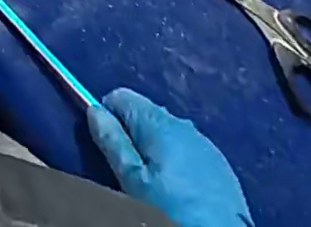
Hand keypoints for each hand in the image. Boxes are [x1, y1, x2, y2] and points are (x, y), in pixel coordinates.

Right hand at [88, 89, 251, 226]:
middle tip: (126, 173)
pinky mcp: (216, 161)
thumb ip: (113, 143)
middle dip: (129, 136)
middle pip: (144, 114)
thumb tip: (94, 110)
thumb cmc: (171, 213)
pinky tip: (176, 189)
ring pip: (165, 132)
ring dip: (152, 149)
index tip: (103, 145)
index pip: (121, 97)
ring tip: (150, 185)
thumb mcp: (133, 183)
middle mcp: (181, 122)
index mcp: (159, 122)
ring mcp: (202, 140)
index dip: (106, 116)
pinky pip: (185, 148)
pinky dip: (173, 159)